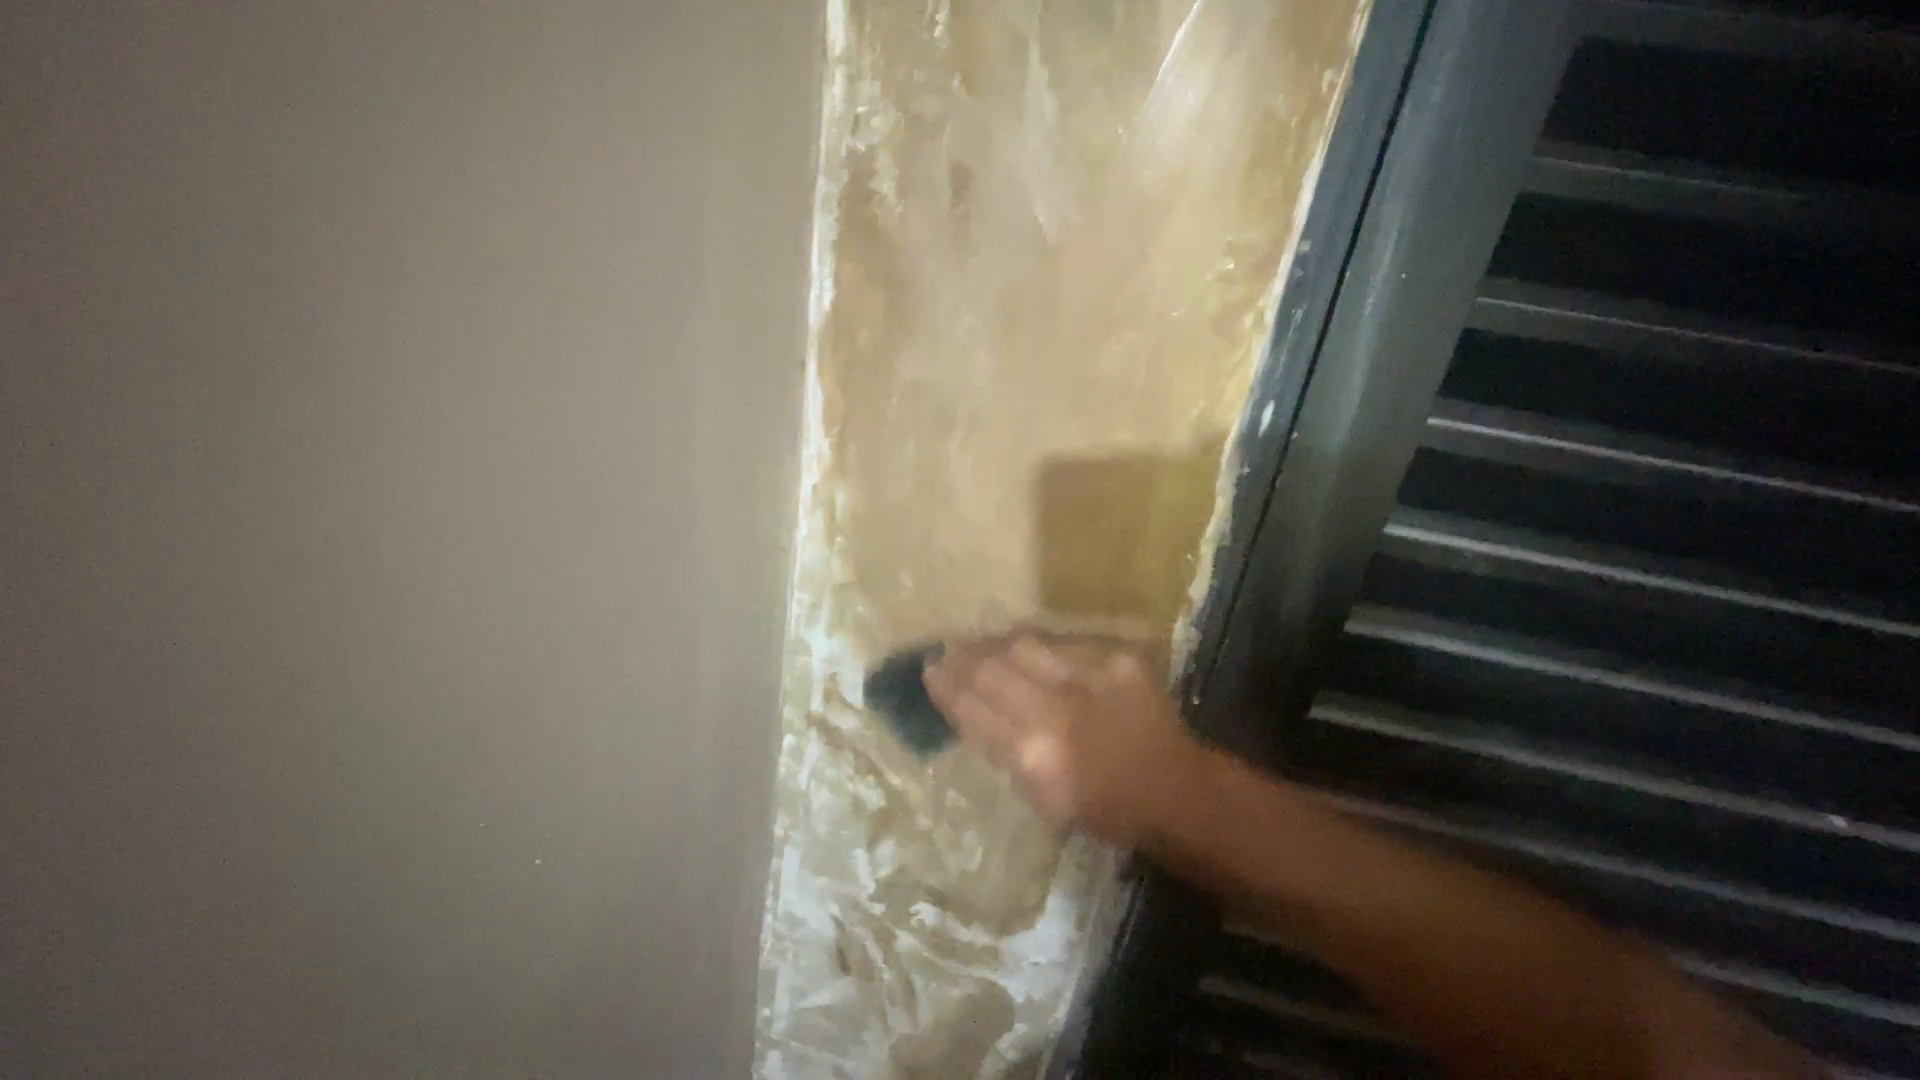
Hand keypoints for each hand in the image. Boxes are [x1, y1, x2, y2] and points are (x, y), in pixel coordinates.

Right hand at [922, 631, 1205, 847]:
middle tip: (943, 650)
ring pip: (1025, 647)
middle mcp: (1055, 711)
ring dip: (994, 644)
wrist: (1175, 789)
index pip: (975, 710)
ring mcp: (1088, 678)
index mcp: (1032, 755)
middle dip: (962, 659)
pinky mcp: (1115, 658)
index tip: (929, 672)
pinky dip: (1039, 646)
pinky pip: (1063, 643)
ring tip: (976, 643)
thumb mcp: (1043, 798)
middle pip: (993, 672)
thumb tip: (972, 715)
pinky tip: (1025, 646)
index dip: (947, 688)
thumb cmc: (1105, 810)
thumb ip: (1005, 753)